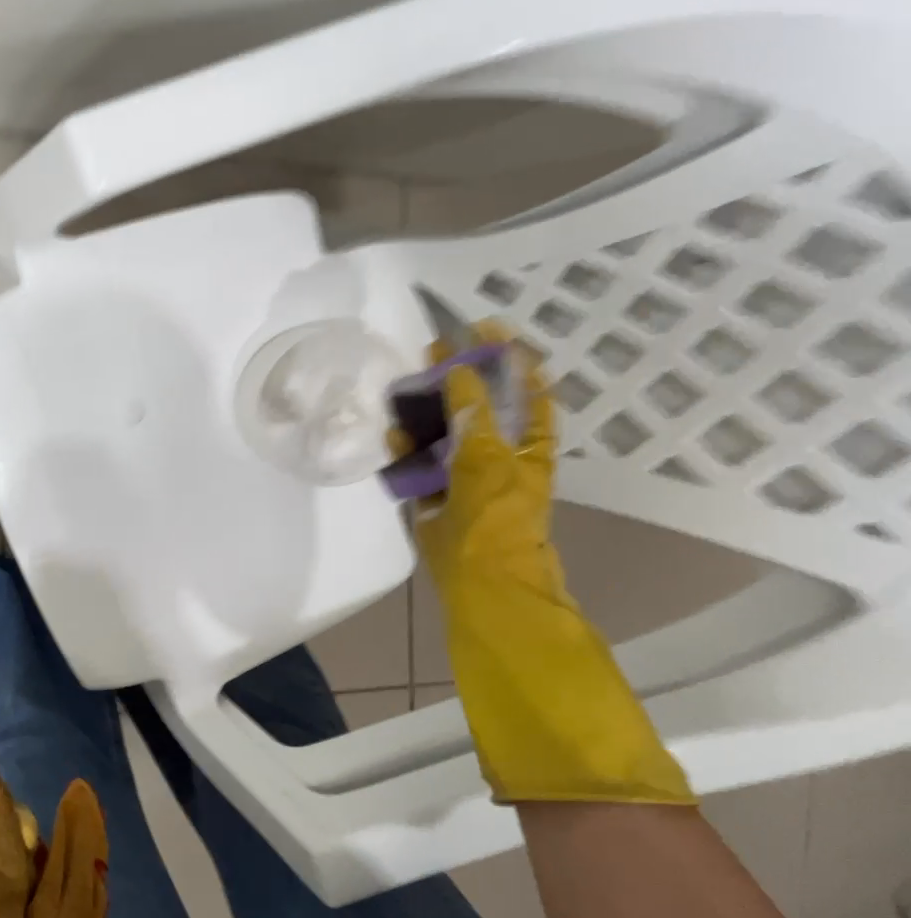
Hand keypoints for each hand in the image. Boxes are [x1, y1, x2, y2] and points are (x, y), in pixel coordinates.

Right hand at [415, 325, 693, 805]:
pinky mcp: (436, 502)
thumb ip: (473, 413)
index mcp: (526, 448)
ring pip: (443, 435)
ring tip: (402, 393)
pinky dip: (406, 452)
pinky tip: (391, 441)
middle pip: (478, 408)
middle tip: (431, 351)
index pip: (524, 392)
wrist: (485, 590)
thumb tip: (461, 370)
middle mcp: (498, 459)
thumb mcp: (488, 459)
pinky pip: (419, 467)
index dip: (510, 359)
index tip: (485, 327)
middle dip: (456, 379)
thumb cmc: (498, 523)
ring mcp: (465, 480)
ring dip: (425, 414)